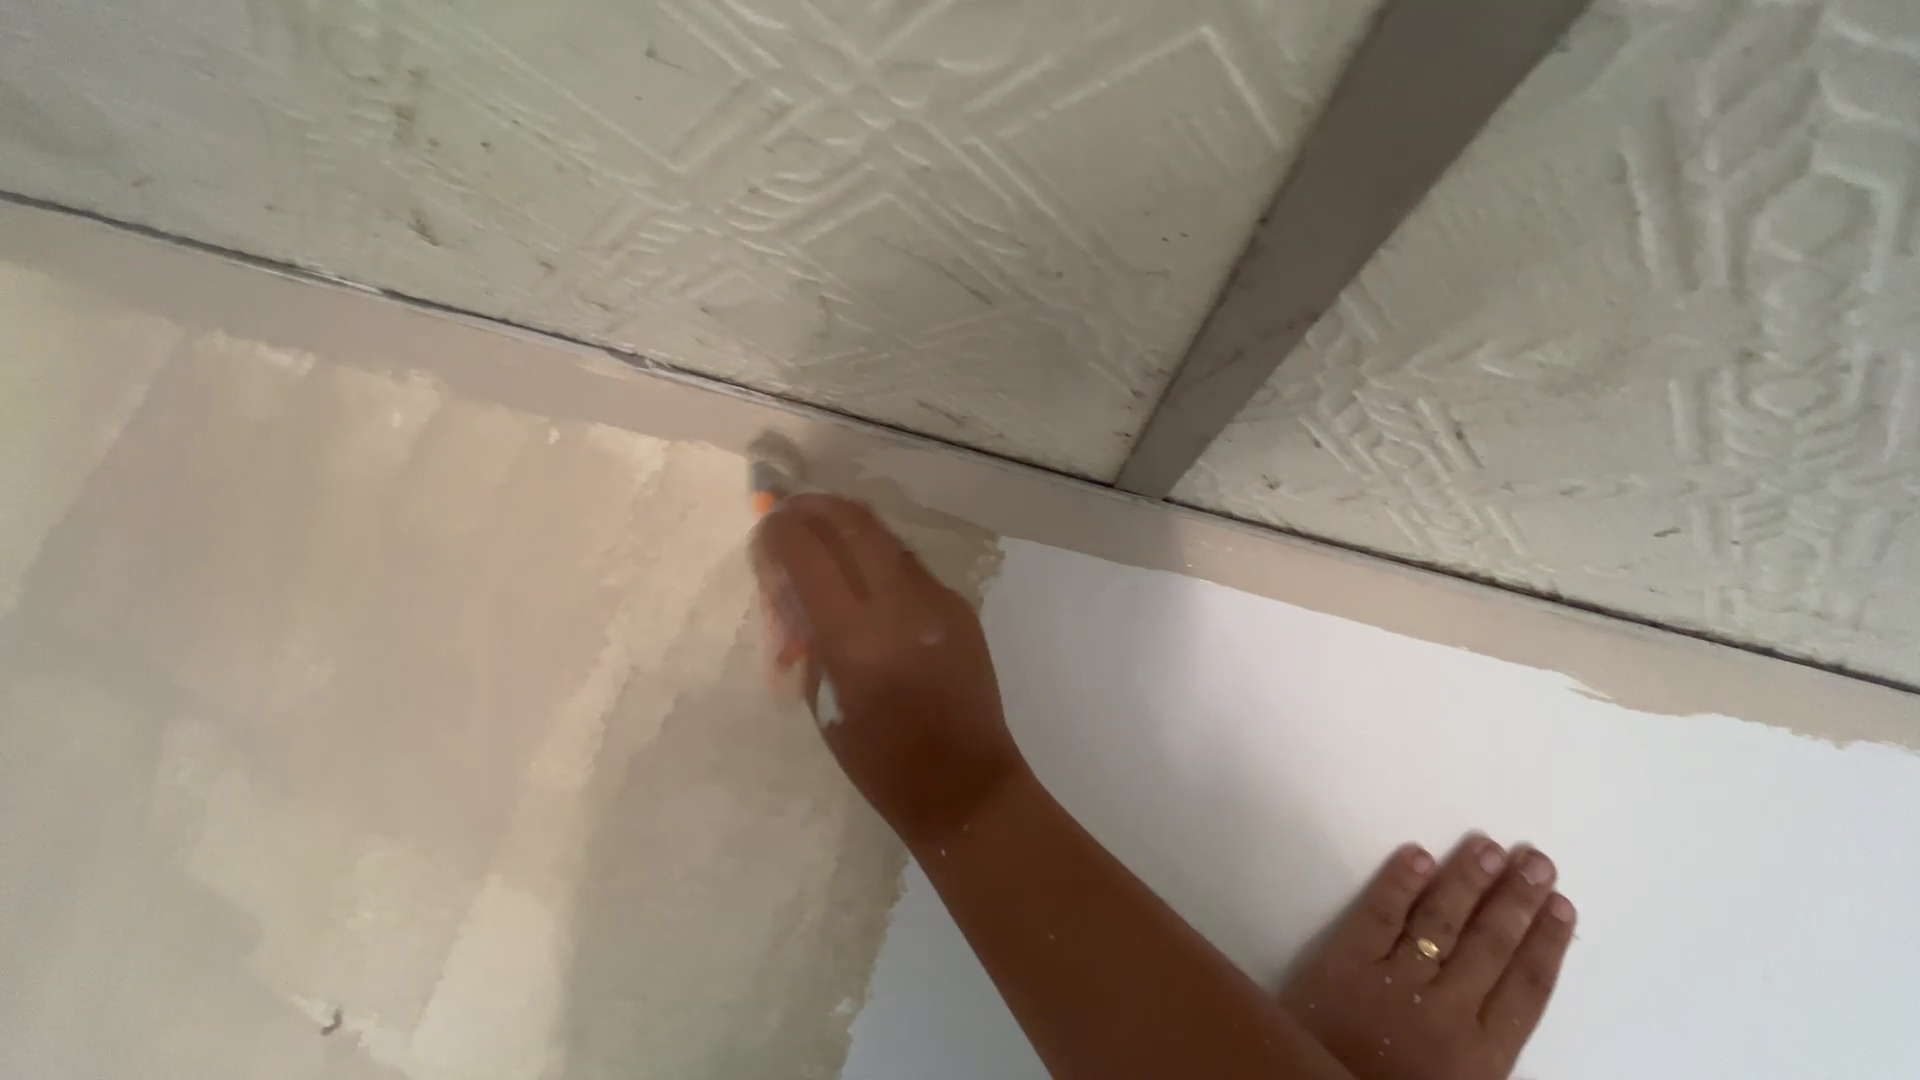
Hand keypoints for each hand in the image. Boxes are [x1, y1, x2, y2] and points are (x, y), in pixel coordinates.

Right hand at [752, 494, 1025, 845]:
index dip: (779, 531)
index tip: (765, 526)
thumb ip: (807, 634)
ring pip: (885, 537)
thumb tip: (792, 585)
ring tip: (823, 530)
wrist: (963, 782)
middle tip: (791, 510)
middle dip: (814, 507)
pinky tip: (864, 576)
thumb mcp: (822, 699)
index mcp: (855, 639)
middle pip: (851, 523)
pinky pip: (911, 566)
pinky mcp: (961, 605)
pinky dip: (879, 557)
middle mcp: (899, 606)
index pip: (806, 553)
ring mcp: (938, 601)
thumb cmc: (878, 760)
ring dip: (848, 525)